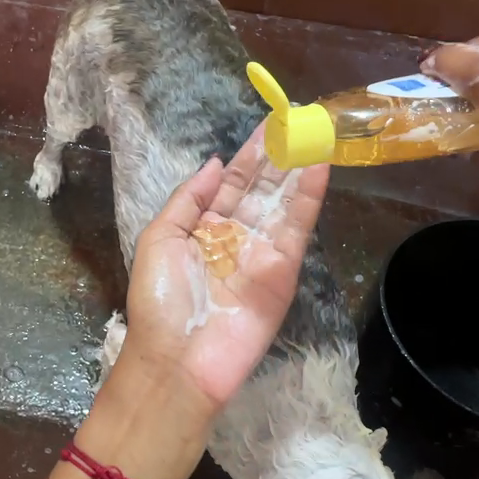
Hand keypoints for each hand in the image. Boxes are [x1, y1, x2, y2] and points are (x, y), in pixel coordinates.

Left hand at [121, 129, 329, 408]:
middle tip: (298, 119)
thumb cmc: (159, 299)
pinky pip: (297, 228)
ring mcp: (261, 253)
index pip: (230, 183)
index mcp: (201, 228)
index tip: (268, 124)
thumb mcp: (160, 238)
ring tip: (313, 132)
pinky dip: (309, 197)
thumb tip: (214, 161)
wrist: (178, 360)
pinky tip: (318, 166)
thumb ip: (188, 198)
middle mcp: (234, 236)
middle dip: (278, 155)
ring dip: (298, 168)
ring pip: (282, 202)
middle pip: (260, 188)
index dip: (248, 154)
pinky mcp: (284, 271)